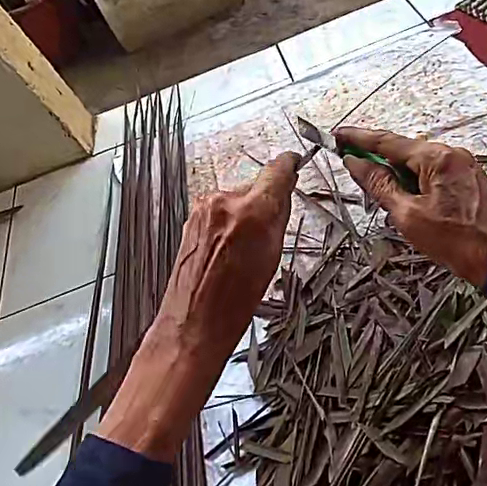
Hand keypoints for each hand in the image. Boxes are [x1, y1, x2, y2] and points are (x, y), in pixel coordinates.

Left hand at [98, 151, 298, 461]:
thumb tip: (284, 192)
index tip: (295, 164)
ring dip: (246, 211)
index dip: (289, 165)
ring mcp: (204, 208)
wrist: (195, 322)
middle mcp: (224, 201)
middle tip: (272, 229)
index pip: (277, 169)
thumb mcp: (273, 256)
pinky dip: (230, 220)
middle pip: (256, 184)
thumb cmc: (237, 300)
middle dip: (266, 200)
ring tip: (247, 247)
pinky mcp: (192, 218)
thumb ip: (278, 217)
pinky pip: (220, 209)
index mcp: (252, 210)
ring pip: (237, 197)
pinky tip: (230, 248)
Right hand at [335, 127, 486, 286]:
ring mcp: (462, 165)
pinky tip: (406, 200)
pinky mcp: (467, 179)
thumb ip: (379, 184)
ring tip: (383, 198)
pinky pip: (432, 172)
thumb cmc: (457, 241)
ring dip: (397, 176)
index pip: (388, 141)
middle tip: (353, 169)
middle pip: (403, 150)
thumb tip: (356, 164)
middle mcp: (452, 154)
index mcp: (437, 157)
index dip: (359, 138)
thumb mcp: (407, 215)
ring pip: (418, 163)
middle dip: (378, 161)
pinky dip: (414, 182)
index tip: (338, 136)